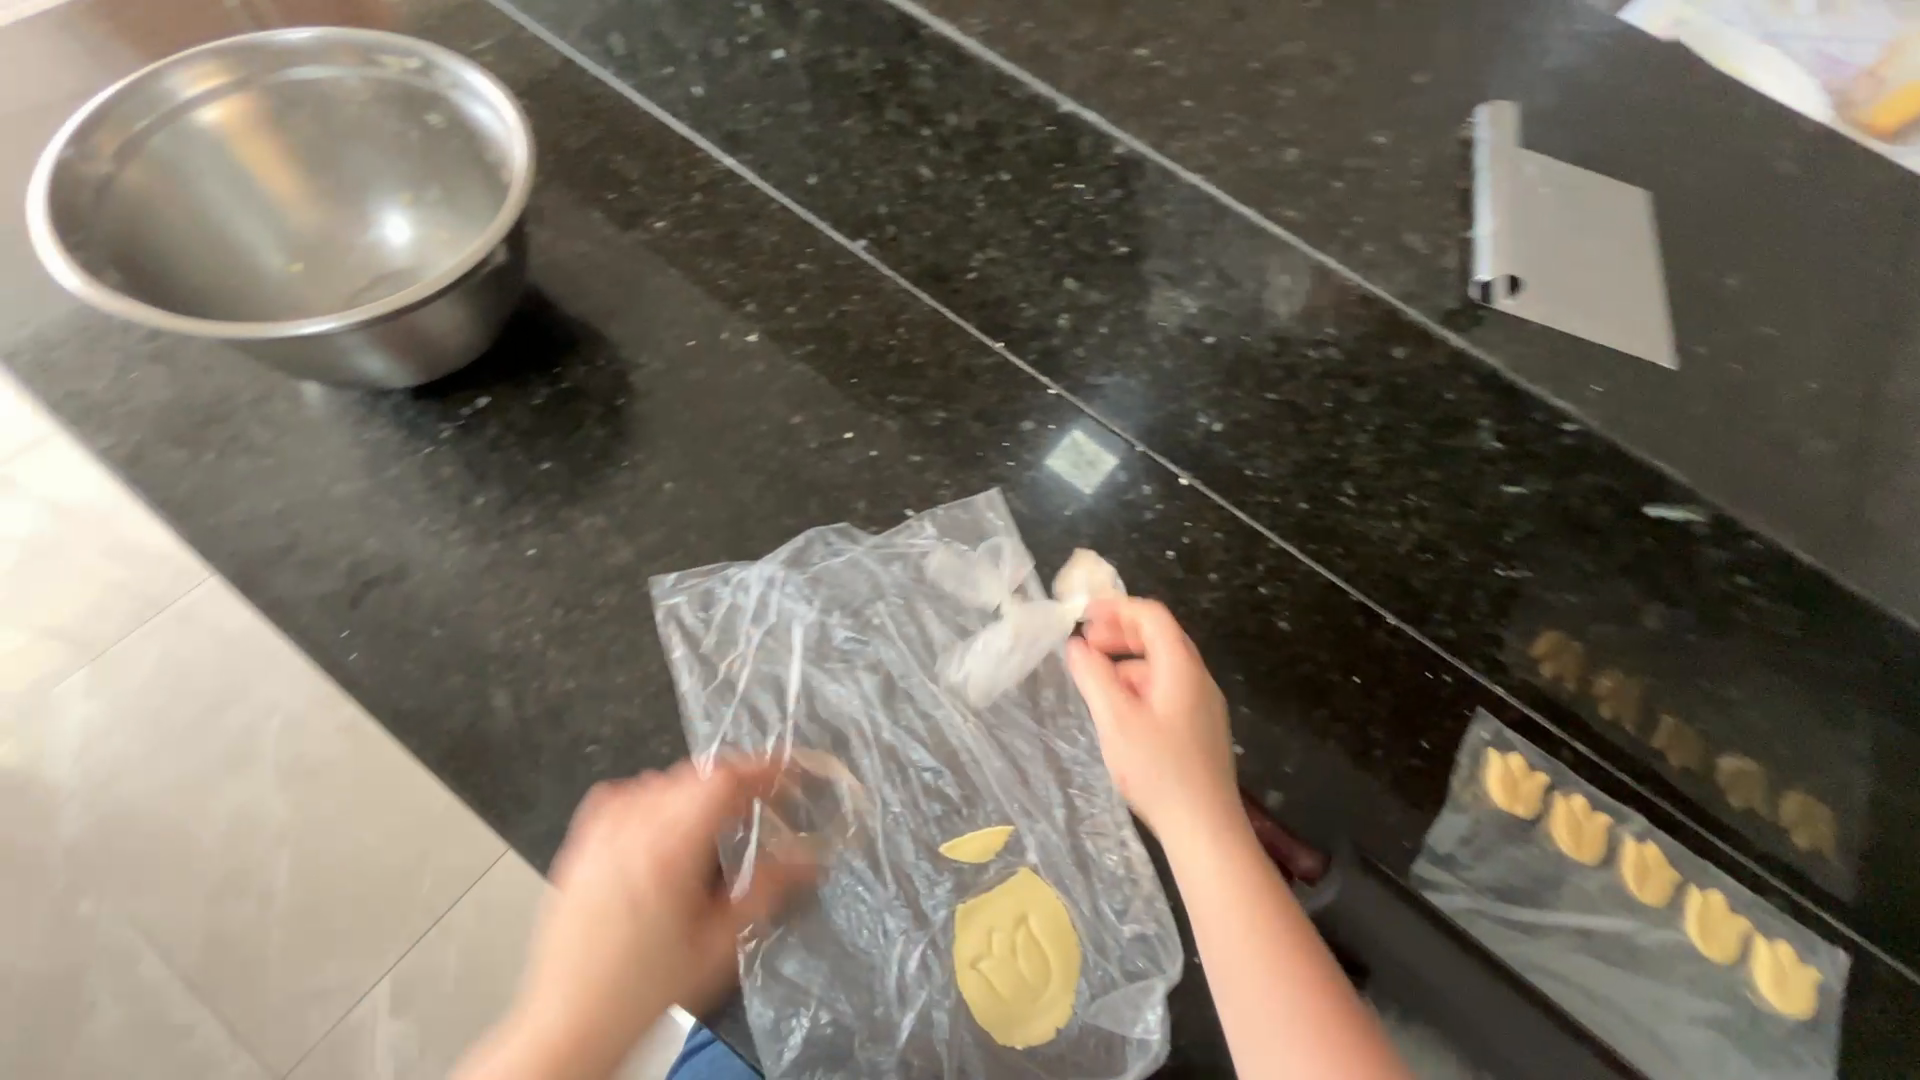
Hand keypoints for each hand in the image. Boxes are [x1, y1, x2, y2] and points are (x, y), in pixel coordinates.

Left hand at [462, 759, 814, 1079]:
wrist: (569, 1027)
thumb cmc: (650, 990)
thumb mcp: (720, 946)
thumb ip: (766, 890)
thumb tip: (811, 858)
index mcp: (671, 848)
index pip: (723, 780)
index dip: (762, 770)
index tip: (788, 775)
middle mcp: (633, 830)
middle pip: (693, 775)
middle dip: (735, 780)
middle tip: (762, 802)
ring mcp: (600, 836)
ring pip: (658, 782)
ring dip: (695, 787)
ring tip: (717, 814)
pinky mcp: (579, 849)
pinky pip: (617, 797)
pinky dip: (648, 795)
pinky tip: (659, 817)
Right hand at [1066, 598, 1237, 841]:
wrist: (1205, 829)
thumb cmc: (1159, 769)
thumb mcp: (1115, 719)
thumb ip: (1093, 677)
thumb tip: (1075, 646)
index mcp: (1181, 668)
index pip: (1152, 616)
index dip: (1117, 608)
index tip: (1083, 615)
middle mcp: (1198, 680)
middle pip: (1160, 638)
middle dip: (1120, 634)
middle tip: (1084, 644)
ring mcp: (1204, 706)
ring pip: (1163, 667)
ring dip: (1127, 663)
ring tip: (1096, 681)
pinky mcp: (1201, 730)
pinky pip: (1168, 691)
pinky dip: (1140, 687)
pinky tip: (1120, 713)